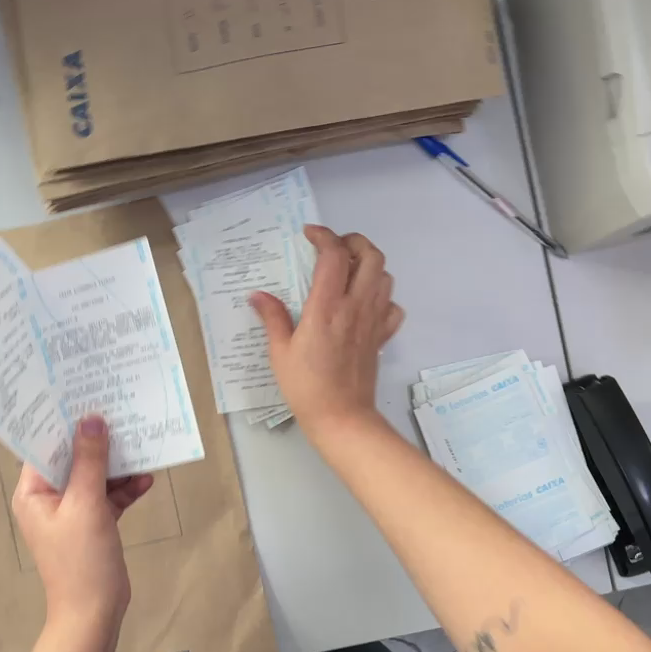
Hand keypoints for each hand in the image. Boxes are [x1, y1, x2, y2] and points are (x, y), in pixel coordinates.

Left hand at [11, 415, 155, 634]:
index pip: (45, 446)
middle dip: (96, 439)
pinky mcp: (94, 522)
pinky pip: (109, 496)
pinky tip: (147, 477)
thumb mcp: (86, 504)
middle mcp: (49, 497)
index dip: (63, 422)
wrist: (94, 613)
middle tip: (118, 409)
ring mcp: (73, 510)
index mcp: (33, 492)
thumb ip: (90, 461)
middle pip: (72, 457)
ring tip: (140, 440)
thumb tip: (91, 419)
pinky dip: (125, 487)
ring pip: (94, 475)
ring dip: (116, 464)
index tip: (84, 395)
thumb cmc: (81, 559)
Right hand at [251, 225, 404, 438]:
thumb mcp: (280, 352)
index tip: (309, 235)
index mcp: (326, 307)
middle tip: (334, 248)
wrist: (341, 417)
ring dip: (369, 265)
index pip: (334, 255)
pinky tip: (365, 303)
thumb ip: (272, 318)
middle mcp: (355, 307)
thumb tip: (257, 296)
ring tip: (348, 271)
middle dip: (354, 242)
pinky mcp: (382, 337)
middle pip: (370, 255)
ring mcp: (374, 321)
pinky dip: (383, 296)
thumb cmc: (306, 387)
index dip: (323, 236)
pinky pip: (393, 306)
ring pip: (384, 276)